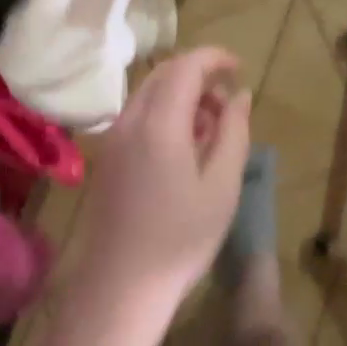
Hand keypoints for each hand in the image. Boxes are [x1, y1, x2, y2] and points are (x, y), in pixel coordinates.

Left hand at [81, 48, 252, 301]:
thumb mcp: (221, 187)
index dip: (214, 58)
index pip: (185, 66)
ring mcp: (112, 137)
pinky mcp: (106, 156)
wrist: (118, 287)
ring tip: (210, 132)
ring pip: (148, 94)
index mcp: (158, 122)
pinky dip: (164, 114)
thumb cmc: (179, 239)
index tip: (240, 68)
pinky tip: (183, 149)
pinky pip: (137, 115)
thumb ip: (233, 133)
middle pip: (164, 74)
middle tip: (227, 105)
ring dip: (181, 96)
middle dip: (198, 76)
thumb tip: (240, 95)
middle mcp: (130, 119)